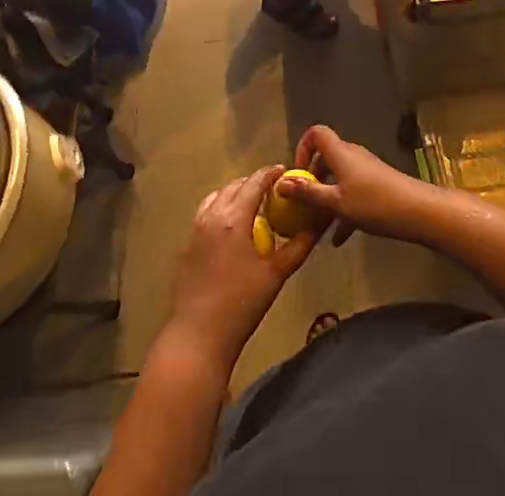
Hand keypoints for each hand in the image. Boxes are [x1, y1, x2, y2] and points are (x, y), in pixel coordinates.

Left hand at [167, 167, 317, 363]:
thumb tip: (318, 226)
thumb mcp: (276, 274)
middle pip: (233, 187)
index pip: (253, 184)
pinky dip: (220, 210)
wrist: (198, 335)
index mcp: (233, 219)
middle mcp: (211, 217)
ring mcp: (194, 231)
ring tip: (251, 204)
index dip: (270, 174)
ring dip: (234, 194)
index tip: (284, 171)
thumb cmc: (242, 303)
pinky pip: (205, 215)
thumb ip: (298, 246)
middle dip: (252, 182)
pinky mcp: (186, 247)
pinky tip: (232, 229)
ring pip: (215, 198)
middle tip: (271, 189)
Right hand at [281, 126, 445, 246]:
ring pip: (339, 178)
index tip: (297, 173)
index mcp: (340, 153)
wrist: (418, 211)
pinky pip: (352, 191)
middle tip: (303, 201)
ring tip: (317, 222)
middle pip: (326, 158)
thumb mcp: (335, 202)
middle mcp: (352, 155)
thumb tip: (281, 182)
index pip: (316, 134)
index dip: (303, 148)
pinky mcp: (377, 184)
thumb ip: (308, 192)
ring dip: (327, 196)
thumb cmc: (373, 203)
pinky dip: (343, 209)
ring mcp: (366, 170)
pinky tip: (338, 238)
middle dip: (312, 178)